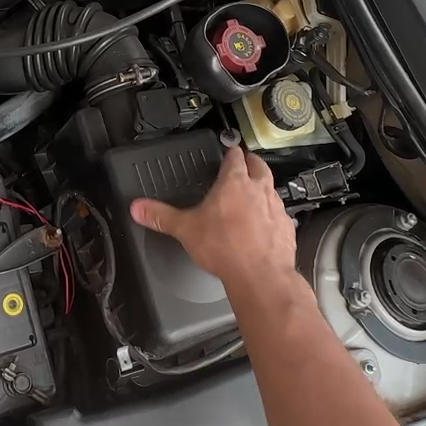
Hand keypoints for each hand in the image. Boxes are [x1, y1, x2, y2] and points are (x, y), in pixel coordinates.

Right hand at [131, 145, 296, 290]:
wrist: (260, 275)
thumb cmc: (225, 247)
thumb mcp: (185, 229)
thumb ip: (161, 216)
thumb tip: (138, 207)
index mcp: (234, 183)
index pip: (235, 157)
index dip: (231, 152)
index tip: (230, 150)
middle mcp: (259, 190)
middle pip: (259, 166)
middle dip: (252, 162)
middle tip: (246, 161)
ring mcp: (276, 208)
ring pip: (272, 188)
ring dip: (264, 187)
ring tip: (255, 192)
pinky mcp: (287, 227)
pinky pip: (281, 214)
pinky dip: (274, 214)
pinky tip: (266, 223)